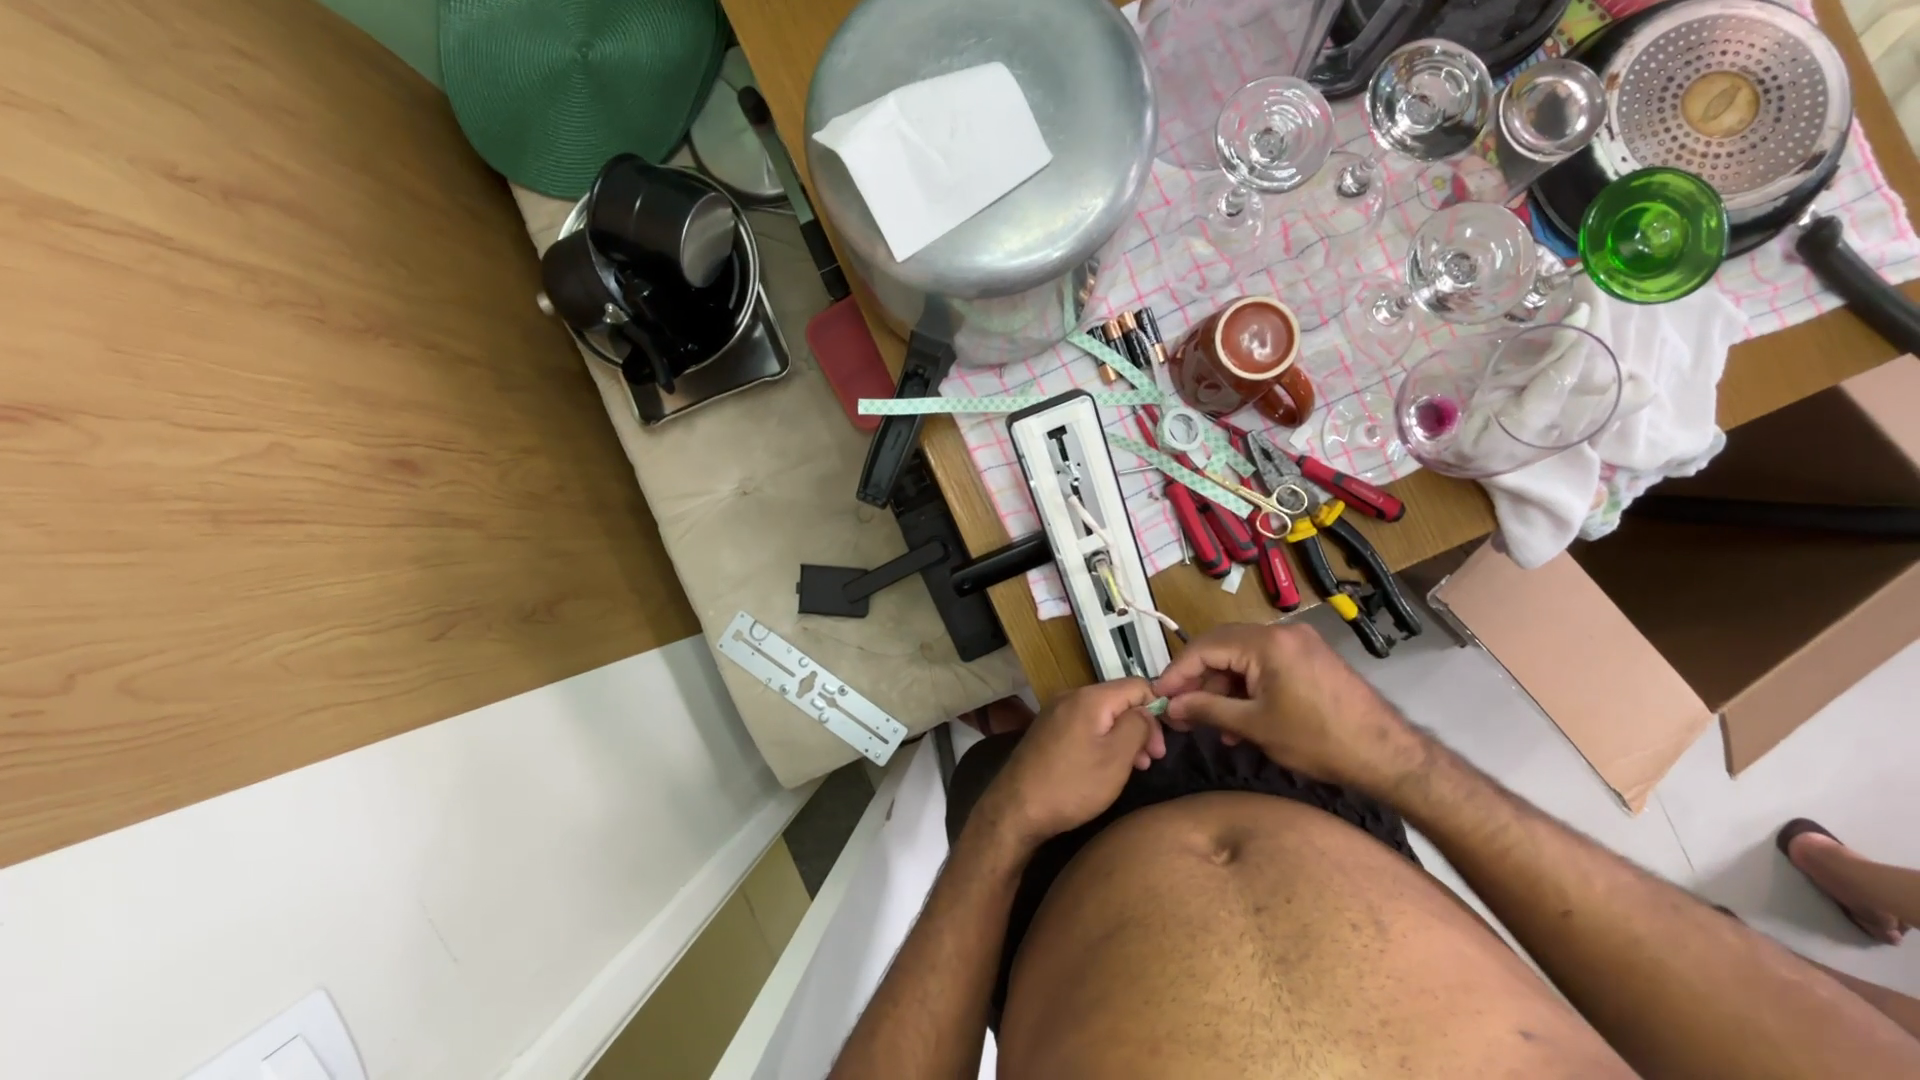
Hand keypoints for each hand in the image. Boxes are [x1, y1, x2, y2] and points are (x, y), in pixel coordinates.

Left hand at [975, 678, 1164, 850]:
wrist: (1015, 810)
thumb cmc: (1072, 785)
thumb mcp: (1116, 758)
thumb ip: (1138, 726)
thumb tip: (1146, 711)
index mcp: (1089, 697)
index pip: (1137, 686)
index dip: (1157, 710)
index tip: (1161, 746)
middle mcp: (1070, 697)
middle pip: (1118, 700)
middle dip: (1140, 726)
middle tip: (1151, 761)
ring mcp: (1055, 713)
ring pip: (1102, 715)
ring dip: (1122, 737)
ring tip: (1135, 767)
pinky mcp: (1046, 731)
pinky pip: (1084, 726)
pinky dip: (1101, 741)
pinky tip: (1106, 766)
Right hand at [1152, 623, 1423, 793]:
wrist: (1385, 755)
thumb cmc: (1317, 739)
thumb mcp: (1253, 726)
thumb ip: (1206, 709)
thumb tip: (1171, 707)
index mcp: (1266, 642)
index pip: (1205, 647)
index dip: (1177, 672)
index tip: (1159, 696)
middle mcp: (1282, 632)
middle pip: (1223, 648)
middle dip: (1198, 680)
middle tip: (1180, 710)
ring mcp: (1300, 643)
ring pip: (1243, 658)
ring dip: (1223, 687)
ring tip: (1211, 723)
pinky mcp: (1311, 658)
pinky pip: (1265, 665)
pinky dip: (1247, 687)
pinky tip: (1239, 718)